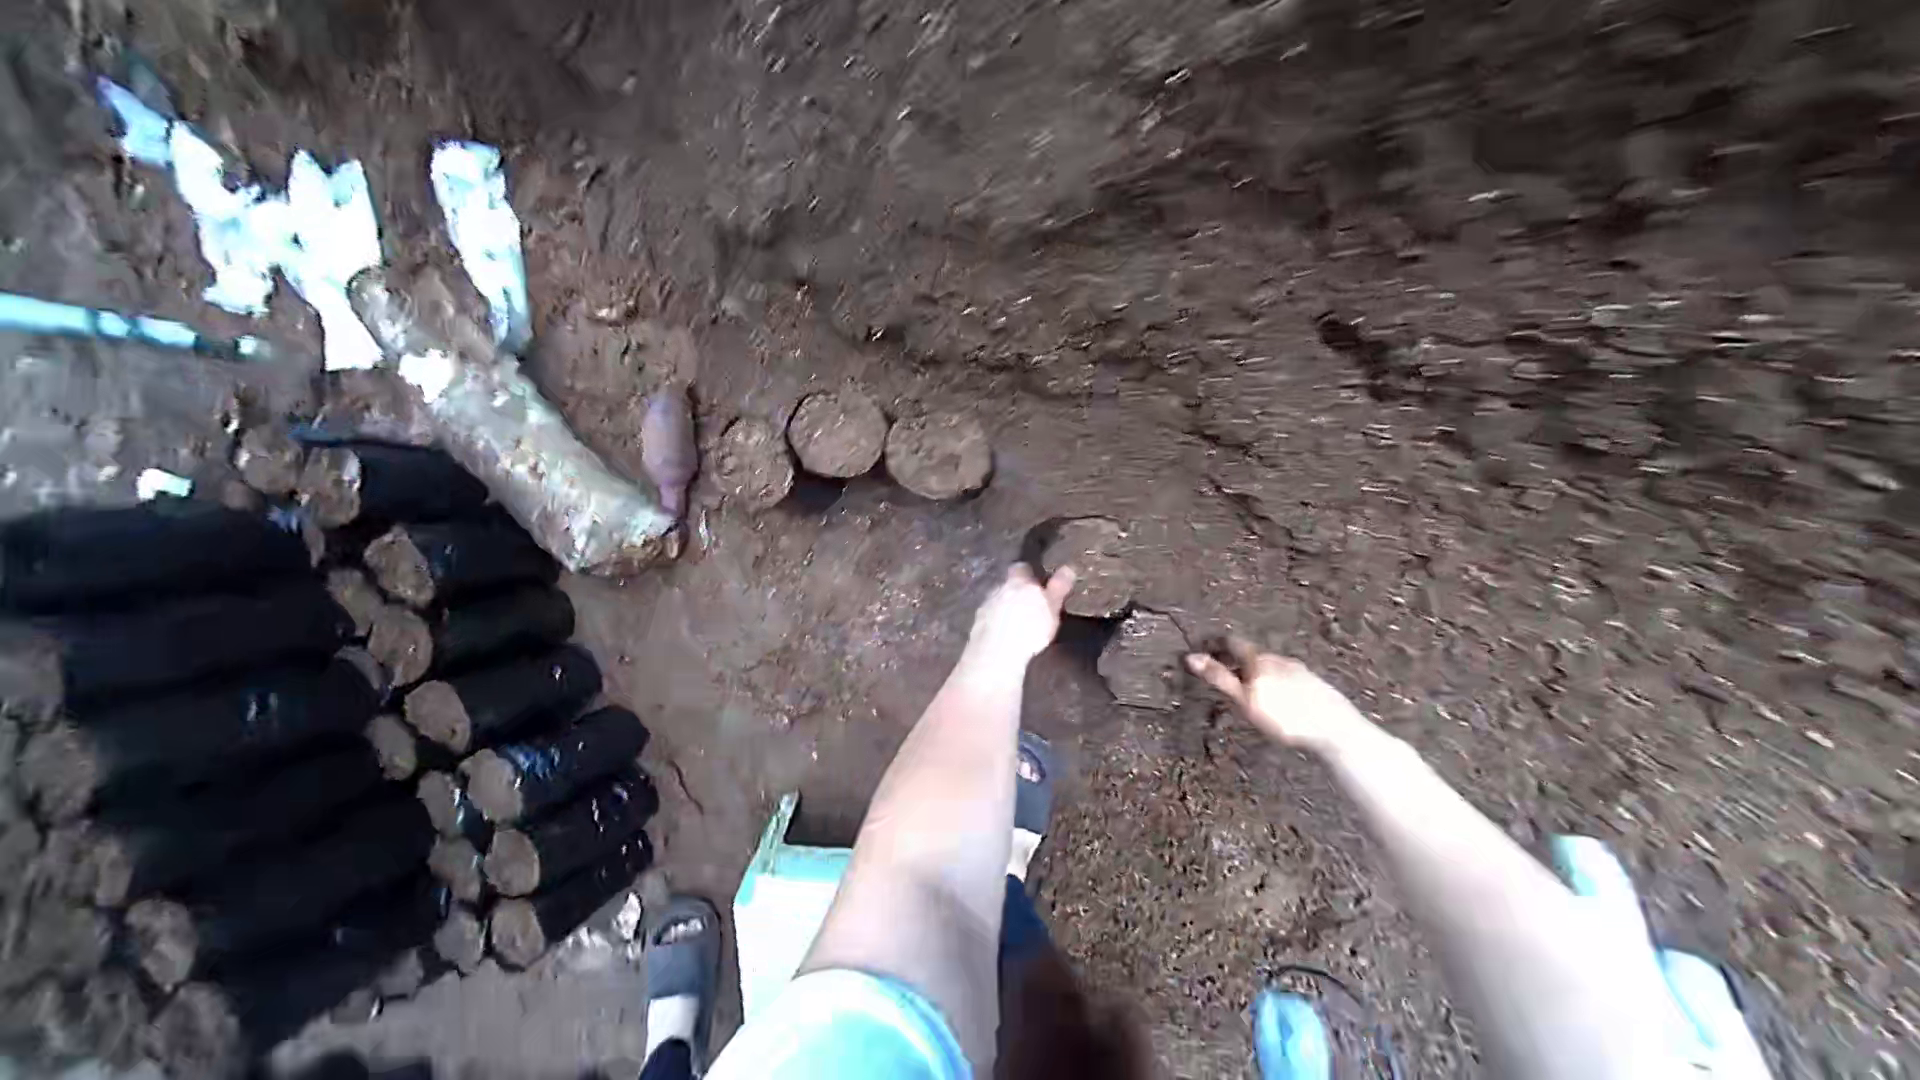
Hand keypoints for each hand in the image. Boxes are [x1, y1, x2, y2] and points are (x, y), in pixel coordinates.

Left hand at [966, 564, 1076, 666]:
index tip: (1037, 582)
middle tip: (1029, 605)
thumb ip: (1059, 587)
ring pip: (997, 601)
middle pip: (1008, 584)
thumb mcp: (1052, 608)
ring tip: (1016, 622)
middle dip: (1016, 592)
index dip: (1029, 573)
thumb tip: (1068, 568)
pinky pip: (989, 618)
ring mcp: (985, 606)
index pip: (1022, 567)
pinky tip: (1003, 634)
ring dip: (1005, 607)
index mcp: (1018, 581)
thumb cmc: (1030, 629)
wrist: (996, 654)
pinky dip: (995, 622)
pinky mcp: (976, 624)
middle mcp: (998, 589)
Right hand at [1185, 638, 1373, 754]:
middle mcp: (1279, 659)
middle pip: (1252, 654)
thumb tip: (1191, 657)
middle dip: (1237, 661)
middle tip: (1224, 673)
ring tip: (1249, 688)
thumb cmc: (1285, 715)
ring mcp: (1300, 671)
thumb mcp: (1245, 699)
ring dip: (1257, 672)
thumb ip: (1219, 677)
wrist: (1336, 729)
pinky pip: (1288, 677)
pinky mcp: (1315, 685)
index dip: (1216, 645)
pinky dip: (1276, 681)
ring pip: (1271, 666)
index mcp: (1259, 659)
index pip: (1232, 642)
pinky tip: (1279, 698)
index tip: (1205, 651)